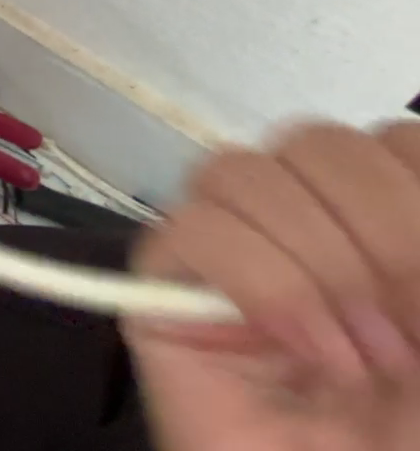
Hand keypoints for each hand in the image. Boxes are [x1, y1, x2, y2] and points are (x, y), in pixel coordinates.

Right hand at [125, 121, 419, 449]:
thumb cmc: (417, 439)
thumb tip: (401, 161)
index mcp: (390, 228)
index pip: (396, 140)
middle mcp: (309, 224)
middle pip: (317, 143)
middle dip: (379, 232)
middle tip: (410, 328)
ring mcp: (228, 247)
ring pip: (238, 171)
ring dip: (316, 264)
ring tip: (361, 356)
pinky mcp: (166, 277)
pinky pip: (192, 229)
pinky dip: (263, 287)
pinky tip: (306, 351)